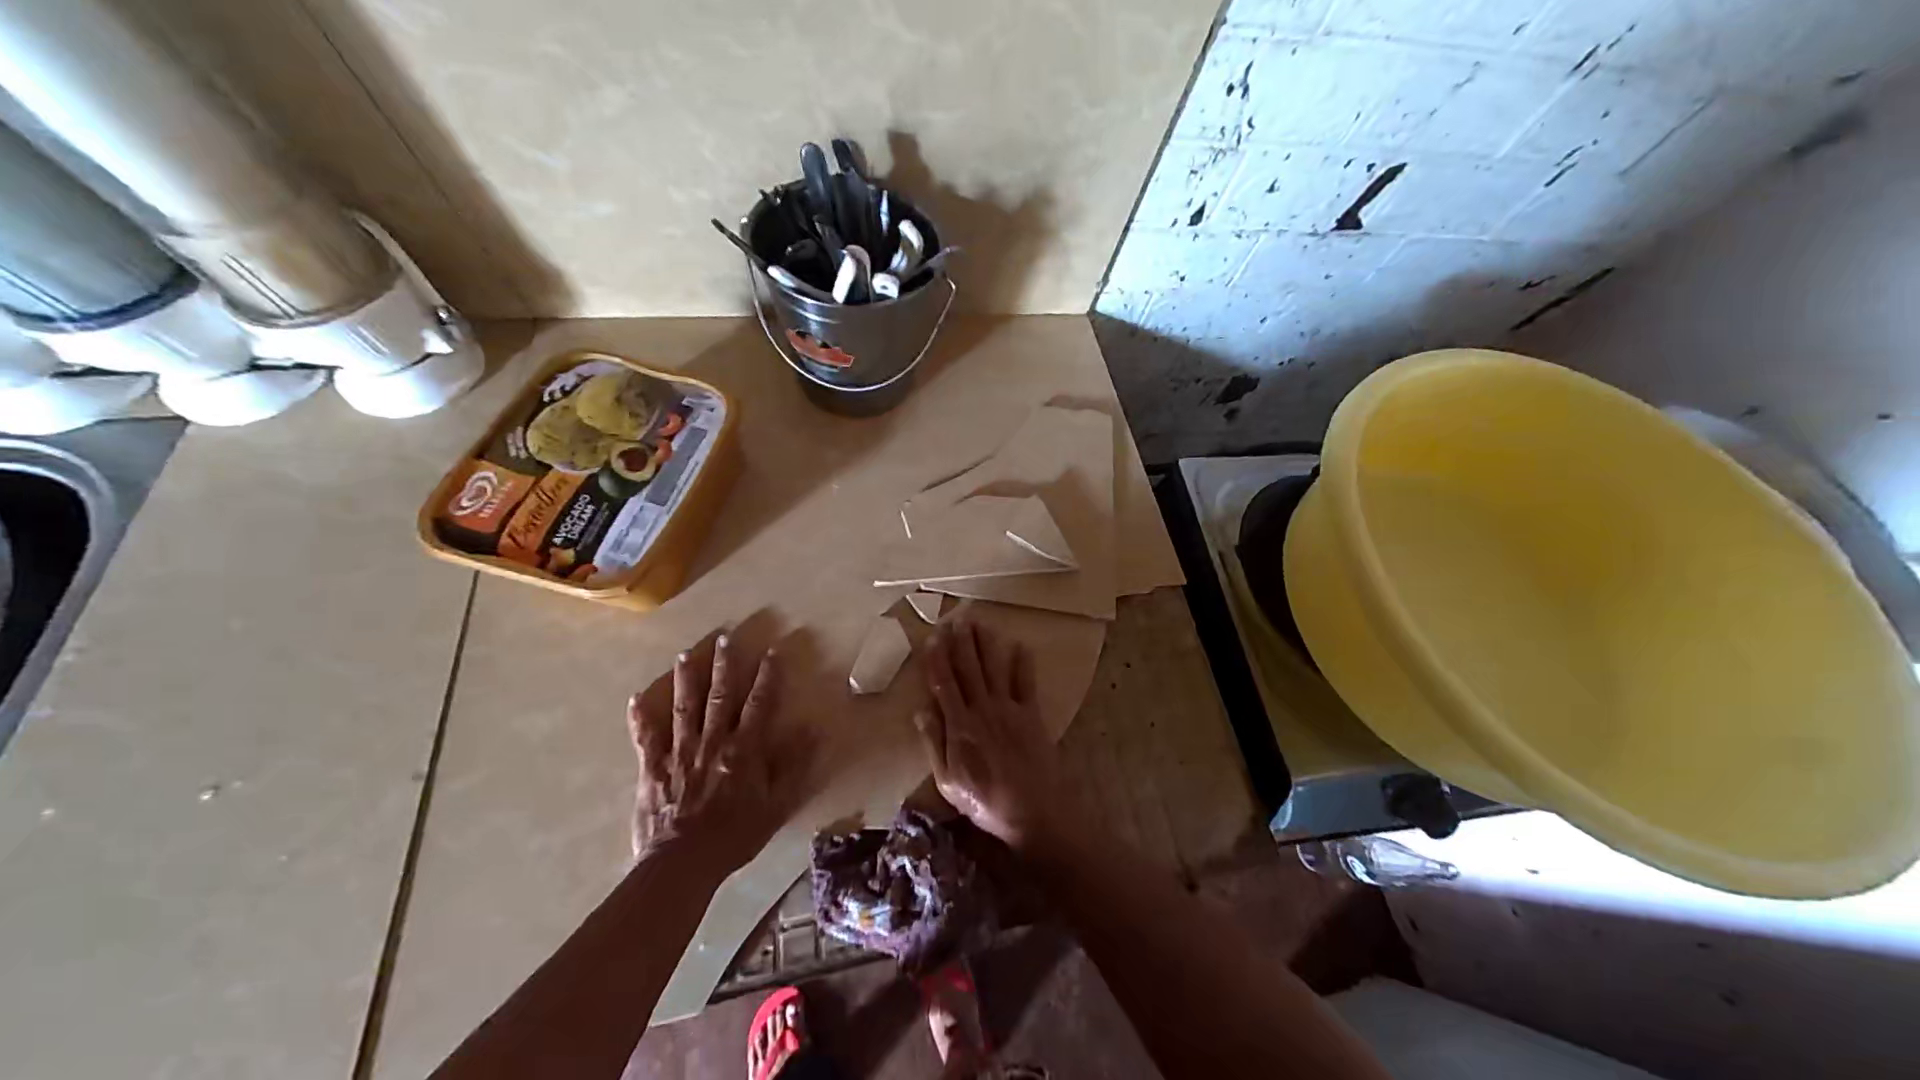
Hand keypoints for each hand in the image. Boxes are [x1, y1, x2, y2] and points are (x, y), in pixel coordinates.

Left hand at [627, 634, 812, 874]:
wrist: (683, 863)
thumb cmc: (735, 835)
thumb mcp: (777, 804)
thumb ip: (794, 765)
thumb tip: (811, 729)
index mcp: (743, 749)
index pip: (759, 703)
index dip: (767, 676)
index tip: (772, 651)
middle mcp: (712, 741)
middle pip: (719, 695)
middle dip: (724, 665)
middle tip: (725, 637)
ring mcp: (679, 752)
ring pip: (683, 707)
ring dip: (685, 679)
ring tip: (685, 654)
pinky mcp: (652, 767)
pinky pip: (645, 738)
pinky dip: (640, 718)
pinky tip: (635, 698)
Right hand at [913, 619, 1083, 852]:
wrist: (1034, 811)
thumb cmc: (985, 801)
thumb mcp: (948, 781)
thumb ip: (934, 743)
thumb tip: (920, 710)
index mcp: (959, 725)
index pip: (944, 683)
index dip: (938, 658)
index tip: (933, 636)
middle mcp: (983, 709)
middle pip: (969, 669)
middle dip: (961, 642)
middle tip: (956, 618)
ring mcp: (1009, 710)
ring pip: (994, 669)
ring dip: (986, 644)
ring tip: (980, 623)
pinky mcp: (1032, 716)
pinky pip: (1026, 684)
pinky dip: (1023, 664)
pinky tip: (1020, 645)